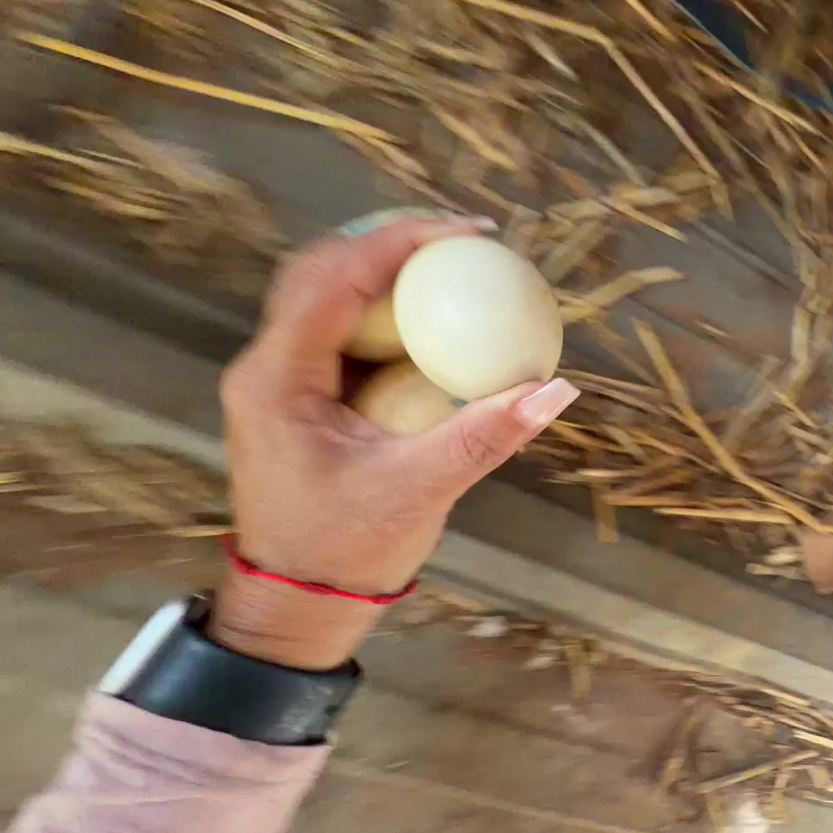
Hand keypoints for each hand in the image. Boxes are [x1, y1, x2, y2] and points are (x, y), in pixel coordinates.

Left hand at [213, 213, 580, 669]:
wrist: (299, 601)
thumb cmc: (348, 548)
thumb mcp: (424, 488)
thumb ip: (490, 434)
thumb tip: (560, 388)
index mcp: (281, 379)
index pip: (333, 280)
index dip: (396, 241)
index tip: (464, 231)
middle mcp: (272, 368)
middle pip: (323, 273)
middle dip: (390, 243)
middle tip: (461, 239)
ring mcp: (287, 383)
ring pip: (331, 299)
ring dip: (389, 274)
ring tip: (453, 268)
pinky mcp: (308, 400)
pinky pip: (349, 335)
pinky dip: (393, 315)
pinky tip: (437, 324)